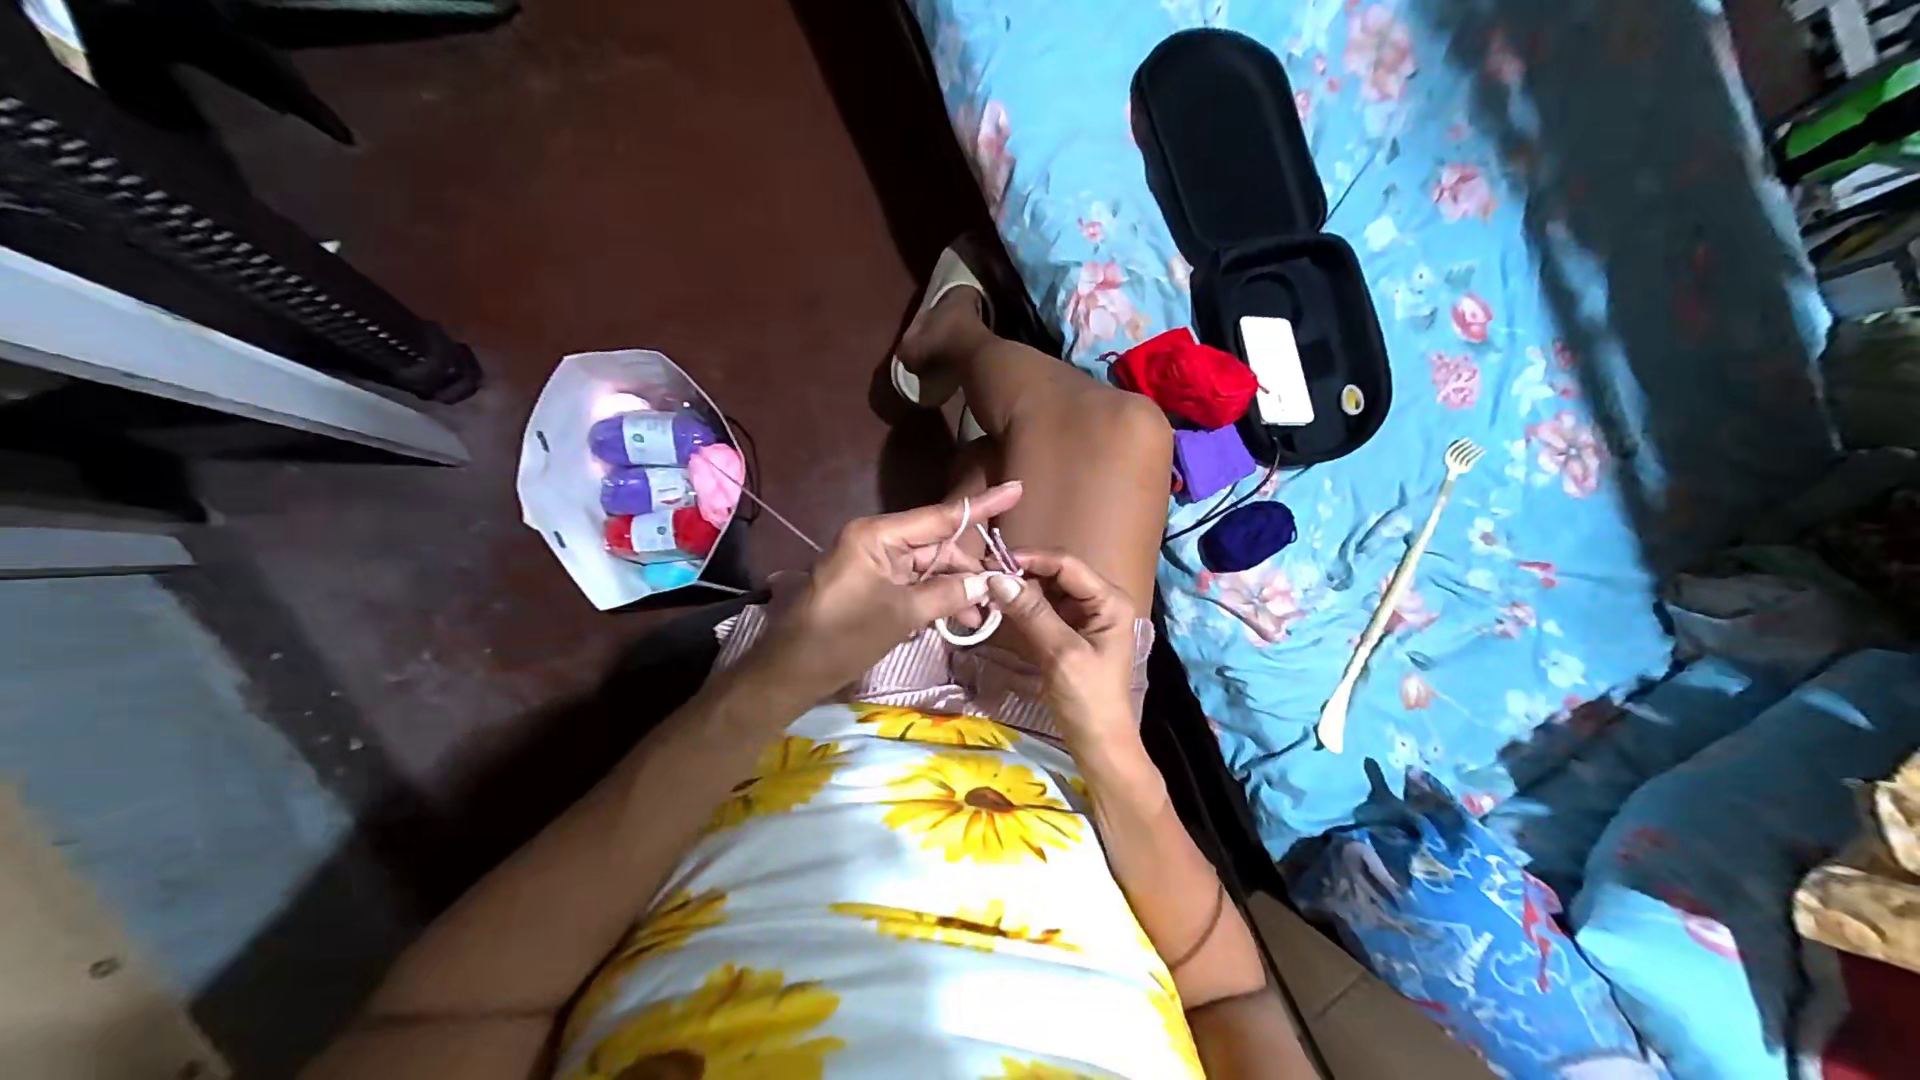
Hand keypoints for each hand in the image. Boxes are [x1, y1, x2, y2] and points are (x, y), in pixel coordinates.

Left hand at [747, 481, 1022, 699]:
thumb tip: (989, 582)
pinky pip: (912, 583)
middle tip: (999, 593)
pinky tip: (955, 619)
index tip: (1016, 488)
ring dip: (953, 589)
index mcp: (878, 535)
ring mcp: (872, 562)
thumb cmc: (845, 636)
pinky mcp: (871, 584)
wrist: (793, 670)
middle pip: (936, 544)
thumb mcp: (902, 615)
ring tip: (979, 617)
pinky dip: (933, 598)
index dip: (981, 506)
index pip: (940, 516)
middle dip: (968, 569)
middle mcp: (876, 540)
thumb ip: (948, 594)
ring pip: (927, 567)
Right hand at [985, 549, 1138, 743]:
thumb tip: (997, 578)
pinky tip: (999, 607)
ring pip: (1046, 590)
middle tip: (984, 577)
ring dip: (1018, 590)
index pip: (1066, 564)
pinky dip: (1022, 607)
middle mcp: (1098, 601)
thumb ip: (1032, 612)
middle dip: (1021, 573)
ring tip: (986, 590)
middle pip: (1055, 574)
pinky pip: (1042, 609)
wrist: (1098, 743)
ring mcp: (1083, 617)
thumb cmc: (1088, 698)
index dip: (1030, 559)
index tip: (992, 562)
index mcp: (1109, 600)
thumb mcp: (1061, 653)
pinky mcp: (1068, 632)